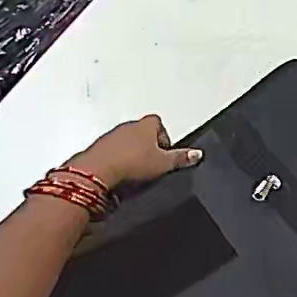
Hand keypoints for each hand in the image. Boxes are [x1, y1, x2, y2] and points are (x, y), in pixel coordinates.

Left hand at [70, 115, 202, 186]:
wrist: (99, 170)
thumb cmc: (130, 162)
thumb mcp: (164, 164)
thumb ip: (181, 158)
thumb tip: (197, 154)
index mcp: (146, 125)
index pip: (158, 122)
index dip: (163, 136)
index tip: (165, 151)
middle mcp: (128, 126)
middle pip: (142, 131)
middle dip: (147, 145)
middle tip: (152, 163)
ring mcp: (112, 136)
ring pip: (126, 141)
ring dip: (131, 152)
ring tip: (136, 171)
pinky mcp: (99, 148)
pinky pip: (112, 151)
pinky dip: (117, 160)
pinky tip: (121, 174)